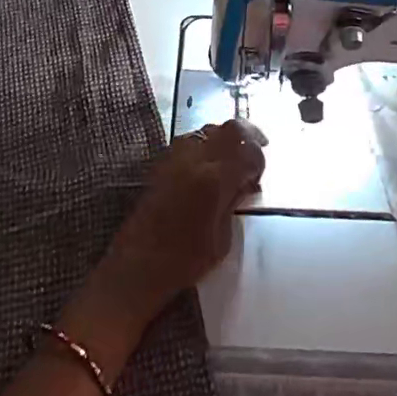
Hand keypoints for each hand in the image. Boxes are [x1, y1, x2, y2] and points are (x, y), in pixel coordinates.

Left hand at [86, 120, 265, 325]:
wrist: (137, 266)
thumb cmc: (184, 261)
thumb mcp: (223, 238)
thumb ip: (234, 202)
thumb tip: (245, 183)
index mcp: (215, 180)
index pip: (248, 152)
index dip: (259, 160)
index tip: (259, 174)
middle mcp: (196, 160)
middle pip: (230, 129)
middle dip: (248, 135)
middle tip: (258, 146)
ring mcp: (176, 158)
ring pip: (209, 130)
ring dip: (225, 138)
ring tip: (232, 156)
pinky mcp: (161, 163)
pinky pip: (190, 141)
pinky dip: (205, 145)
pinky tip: (208, 163)